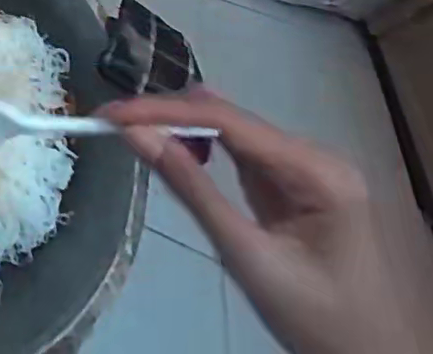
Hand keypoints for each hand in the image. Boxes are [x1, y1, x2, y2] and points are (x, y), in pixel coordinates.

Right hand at [96, 91, 408, 353]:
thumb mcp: (249, 258)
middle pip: (224, 115)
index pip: (224, 119)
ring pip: (225, 126)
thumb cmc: (322, 323)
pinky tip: (170, 150)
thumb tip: (134, 134)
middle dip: (165, 114)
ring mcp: (303, 166)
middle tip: (113, 123)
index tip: (110, 114)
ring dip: (177, 126)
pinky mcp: (290, 181)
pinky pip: (233, 148)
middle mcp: (312, 154)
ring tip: (133, 133)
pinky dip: (196, 145)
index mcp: (316, 170)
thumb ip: (192, 190)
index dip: (162, 110)